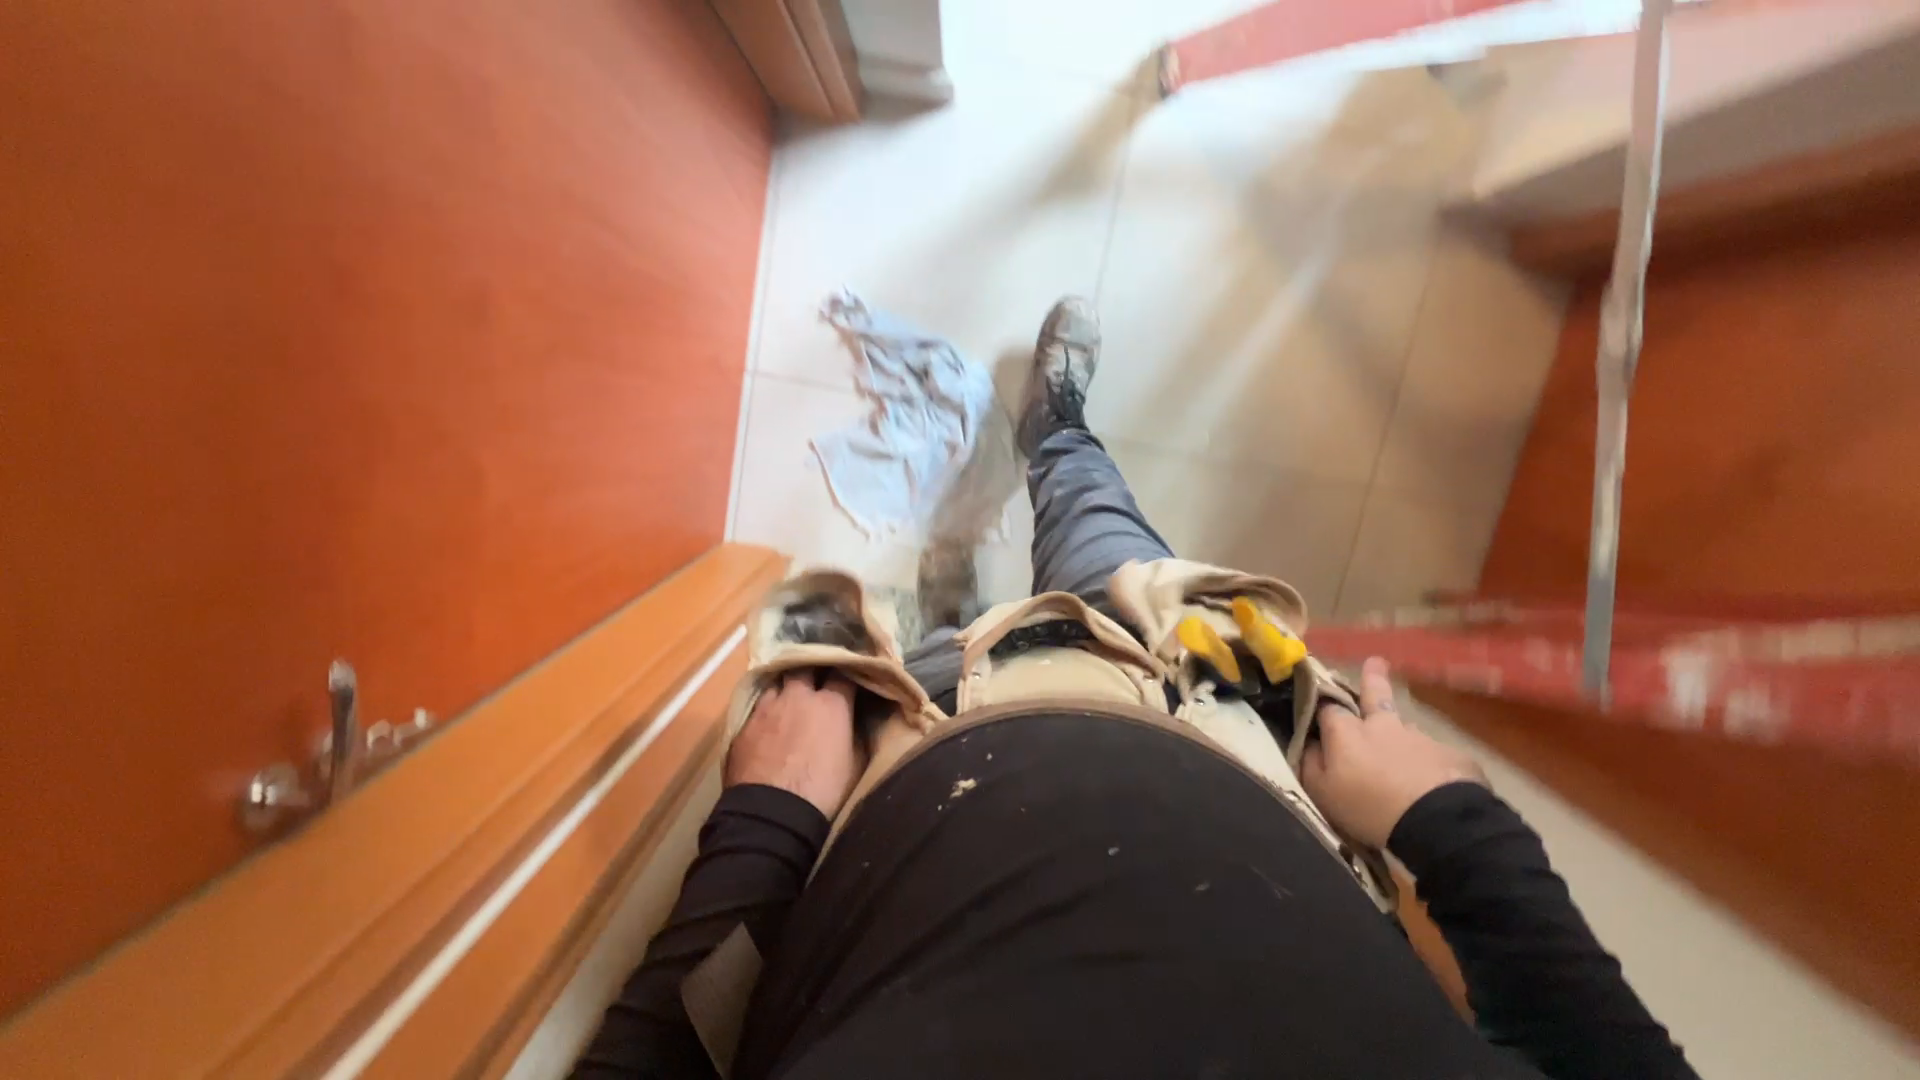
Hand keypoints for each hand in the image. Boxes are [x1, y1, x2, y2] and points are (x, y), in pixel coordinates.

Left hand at [725, 670, 865, 818]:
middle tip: (816, 683)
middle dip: (811, 672)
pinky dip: (765, 714)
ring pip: (776, 684)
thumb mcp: (855, 762)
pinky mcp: (744, 726)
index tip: (850, 680)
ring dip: (784, 690)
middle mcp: (797, 697)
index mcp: (831, 704)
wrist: (773, 814)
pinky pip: (757, 709)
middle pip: (804, 668)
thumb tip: (853, 722)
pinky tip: (767, 726)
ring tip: (787, 702)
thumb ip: (854, 733)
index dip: (847, 674)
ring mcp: (766, 709)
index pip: (843, 674)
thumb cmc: (824, 791)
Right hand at [1301, 658, 1486, 848]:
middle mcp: (1382, 725)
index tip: (1318, 709)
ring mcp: (1420, 737)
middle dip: (1373, 678)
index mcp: (1346, 732)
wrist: (1439, 824)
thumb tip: (1307, 742)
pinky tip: (1432, 782)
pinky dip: (1429, 764)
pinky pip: (1435, 756)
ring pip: (1405, 728)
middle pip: (1375, 695)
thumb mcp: (1322, 792)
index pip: (1327, 707)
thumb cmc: (1369, 808)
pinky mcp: (1452, 756)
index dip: (1322, 707)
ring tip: (1402, 756)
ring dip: (1400, 735)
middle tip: (1375, 663)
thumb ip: (1310, 762)